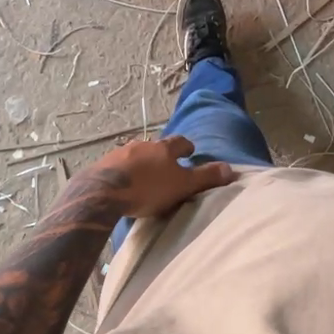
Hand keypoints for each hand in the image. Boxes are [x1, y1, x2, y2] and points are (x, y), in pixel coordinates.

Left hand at [90, 135, 236, 217]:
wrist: (102, 192)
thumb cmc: (148, 188)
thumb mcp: (182, 185)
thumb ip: (205, 177)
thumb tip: (230, 169)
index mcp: (164, 148)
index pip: (180, 141)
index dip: (186, 146)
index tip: (191, 151)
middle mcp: (143, 145)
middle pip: (157, 146)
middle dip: (163, 155)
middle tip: (168, 166)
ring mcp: (121, 153)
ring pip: (137, 155)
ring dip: (143, 163)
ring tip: (147, 177)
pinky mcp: (103, 165)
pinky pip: (119, 166)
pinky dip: (125, 172)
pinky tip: (125, 184)